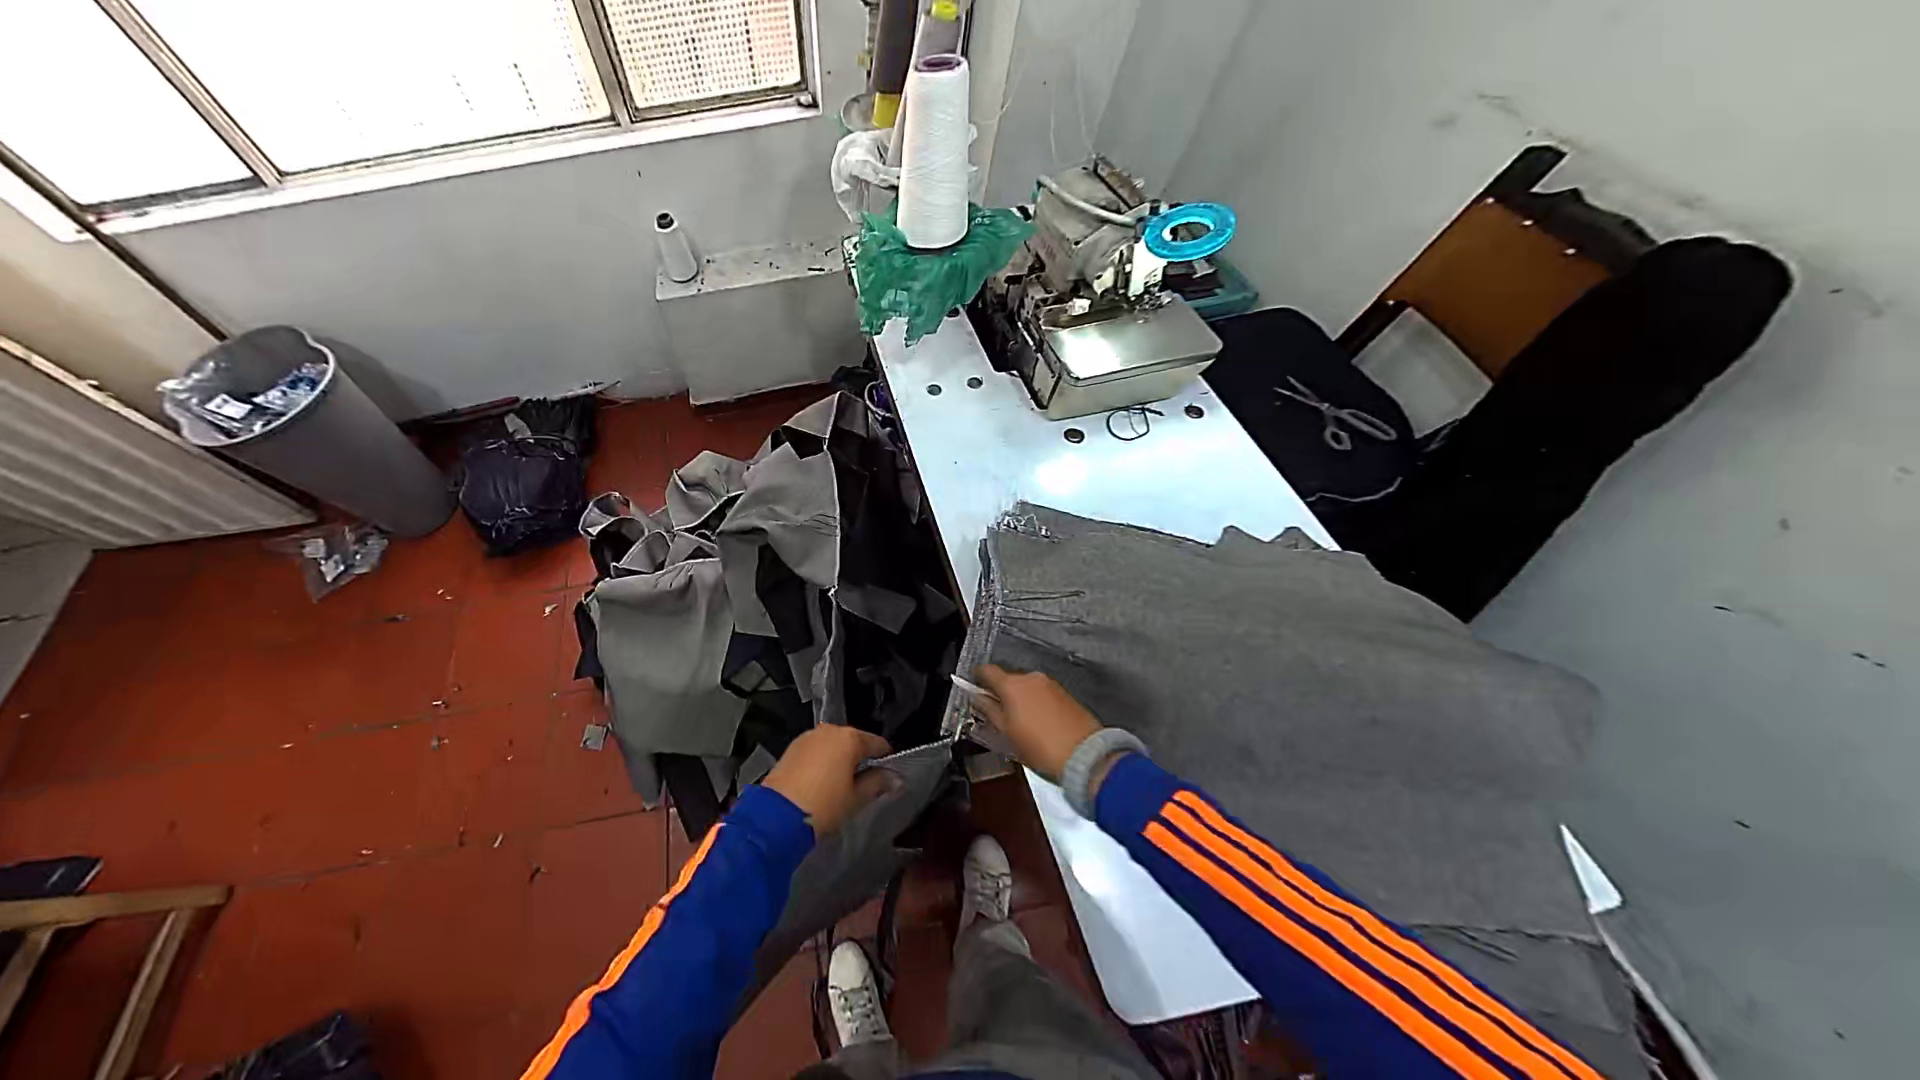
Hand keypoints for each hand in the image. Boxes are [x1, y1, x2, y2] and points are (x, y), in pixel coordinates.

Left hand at [763, 725, 896, 834]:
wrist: (775, 817)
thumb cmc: (824, 805)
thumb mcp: (856, 798)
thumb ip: (878, 783)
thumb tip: (896, 779)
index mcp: (850, 738)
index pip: (877, 743)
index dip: (885, 758)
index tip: (888, 774)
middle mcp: (829, 730)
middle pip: (853, 741)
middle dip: (861, 757)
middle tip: (864, 781)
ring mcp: (808, 738)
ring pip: (832, 744)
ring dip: (839, 758)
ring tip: (842, 782)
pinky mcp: (791, 748)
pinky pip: (815, 750)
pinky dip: (822, 760)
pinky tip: (822, 780)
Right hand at [971, 665, 1102, 779]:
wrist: (1084, 756)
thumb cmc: (1044, 748)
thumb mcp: (1005, 733)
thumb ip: (988, 711)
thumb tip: (978, 700)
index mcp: (1012, 685)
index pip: (987, 670)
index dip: (977, 678)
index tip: (974, 687)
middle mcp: (1032, 679)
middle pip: (1008, 680)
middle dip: (1000, 695)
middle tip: (996, 716)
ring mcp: (1050, 685)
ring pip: (1026, 688)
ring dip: (1019, 701)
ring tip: (1019, 727)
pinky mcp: (1065, 694)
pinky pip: (1042, 694)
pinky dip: (1036, 705)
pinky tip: (1038, 726)